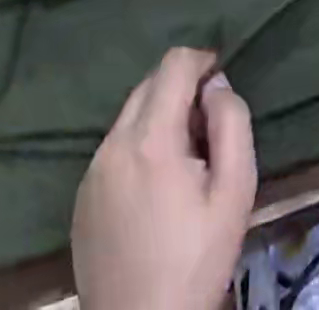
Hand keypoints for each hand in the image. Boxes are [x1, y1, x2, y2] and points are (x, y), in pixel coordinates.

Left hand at [72, 48, 255, 309]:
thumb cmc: (198, 257)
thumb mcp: (237, 187)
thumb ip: (232, 122)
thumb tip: (217, 84)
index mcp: (150, 140)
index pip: (172, 65)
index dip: (203, 60)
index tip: (222, 83)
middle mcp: (111, 146)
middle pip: (148, 83)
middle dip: (182, 87)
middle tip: (209, 126)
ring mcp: (90, 172)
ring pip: (130, 114)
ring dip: (161, 114)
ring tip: (186, 158)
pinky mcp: (81, 196)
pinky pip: (115, 146)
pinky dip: (140, 142)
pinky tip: (158, 185)